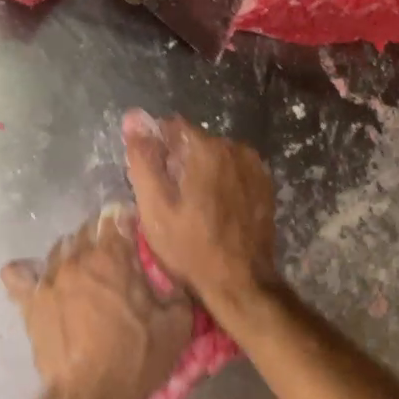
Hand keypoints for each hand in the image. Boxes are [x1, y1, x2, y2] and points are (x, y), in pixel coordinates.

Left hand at [1, 206, 193, 398]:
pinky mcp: (28, 302)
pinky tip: (42, 283)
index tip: (136, 239)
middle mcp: (75, 259)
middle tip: (117, 264)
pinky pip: (19, 275)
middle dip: (102, 240)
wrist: (92, 396)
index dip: (127, 224)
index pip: (115, 218)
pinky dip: (30, 274)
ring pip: (58, 250)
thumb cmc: (137, 360)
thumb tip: (173, 275)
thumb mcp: (176, 325)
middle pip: (86, 232)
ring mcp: (47, 279)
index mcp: (112, 257)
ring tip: (86, 277)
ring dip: (74, 256)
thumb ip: (177, 289)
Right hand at [123, 109, 278, 308]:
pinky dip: (221, 185)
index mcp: (206, 148)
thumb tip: (133, 117)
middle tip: (170, 201)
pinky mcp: (265, 186)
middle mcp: (234, 148)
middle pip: (194, 143)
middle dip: (179, 163)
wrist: (240, 281)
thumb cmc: (190, 248)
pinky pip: (234, 174)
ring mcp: (254, 167)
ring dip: (201, 174)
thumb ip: (143, 159)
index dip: (156, 150)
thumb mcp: (155, 208)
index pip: (171, 127)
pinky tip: (215, 213)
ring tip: (193, 209)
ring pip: (215, 158)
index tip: (152, 180)